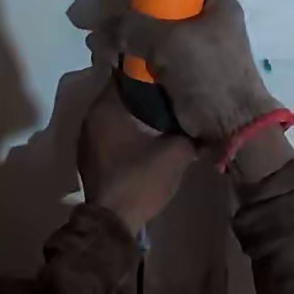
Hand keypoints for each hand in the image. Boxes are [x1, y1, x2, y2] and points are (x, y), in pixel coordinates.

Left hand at [78, 79, 197, 232]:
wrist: (112, 222)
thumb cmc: (140, 180)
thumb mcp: (176, 154)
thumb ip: (192, 134)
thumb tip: (206, 124)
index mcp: (106, 108)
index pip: (128, 74)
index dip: (151, 71)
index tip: (172, 72)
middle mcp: (91, 117)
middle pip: (122, 94)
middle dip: (147, 94)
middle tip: (174, 93)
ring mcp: (87, 138)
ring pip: (117, 115)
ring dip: (138, 114)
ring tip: (166, 114)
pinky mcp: (91, 156)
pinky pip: (112, 132)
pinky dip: (129, 130)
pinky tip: (149, 136)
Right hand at [109, 0, 285, 144]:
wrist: (234, 129)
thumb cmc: (209, 76)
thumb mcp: (168, 43)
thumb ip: (132, 28)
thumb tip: (97, 29)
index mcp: (218, 6)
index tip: (117, 5)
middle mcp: (212, 26)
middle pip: (162, 18)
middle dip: (132, 27)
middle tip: (106, 36)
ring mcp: (202, 56)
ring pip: (158, 45)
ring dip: (133, 51)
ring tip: (106, 55)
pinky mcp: (192, 81)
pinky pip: (160, 68)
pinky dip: (141, 70)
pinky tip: (119, 72)